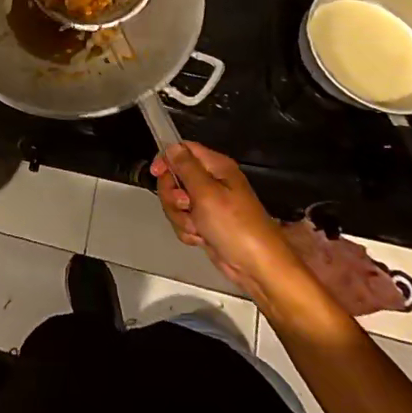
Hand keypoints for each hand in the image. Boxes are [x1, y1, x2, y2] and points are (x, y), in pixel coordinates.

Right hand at [150, 142, 296, 297]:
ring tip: (197, 227)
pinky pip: (183, 221)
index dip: (167, 159)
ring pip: (176, 202)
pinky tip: (200, 239)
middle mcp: (211, 181)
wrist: (255, 265)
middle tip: (185, 205)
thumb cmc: (234, 225)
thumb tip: (172, 147)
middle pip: (175, 177)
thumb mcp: (206, 192)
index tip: (157, 173)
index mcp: (216, 166)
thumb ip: (186, 167)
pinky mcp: (205, 224)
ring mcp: (208, 204)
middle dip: (173, 196)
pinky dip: (188, 231)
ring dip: (181, 217)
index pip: (184, 150)